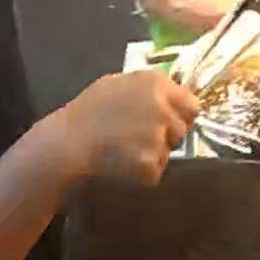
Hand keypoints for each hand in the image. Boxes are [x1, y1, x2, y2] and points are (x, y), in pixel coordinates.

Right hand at [45, 70, 197, 185]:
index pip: (191, 103)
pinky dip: (142, 176)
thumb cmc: (85, 114)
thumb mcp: (117, 84)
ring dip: (153, 156)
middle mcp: (162, 109)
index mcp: (155, 84)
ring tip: (125, 154)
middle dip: (167, 137)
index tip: (170, 123)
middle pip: (182, 130)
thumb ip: (147, 89)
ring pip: (168, 153)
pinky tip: (123, 167)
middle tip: (141, 142)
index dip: (181, 115)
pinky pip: (155, 174)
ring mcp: (158, 139)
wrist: (68, 145)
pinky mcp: (151, 166)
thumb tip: (169, 96)